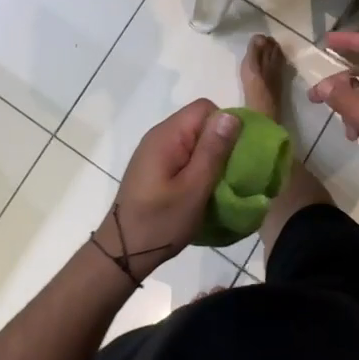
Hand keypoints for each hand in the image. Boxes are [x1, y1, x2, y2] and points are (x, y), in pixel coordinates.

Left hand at [95, 98, 241, 280]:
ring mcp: (154, 152)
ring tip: (216, 185)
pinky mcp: (153, 168)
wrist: (123, 251)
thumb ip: (212, 151)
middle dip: (218, 144)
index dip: (225, 126)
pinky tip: (200, 191)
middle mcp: (158, 136)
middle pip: (198, 122)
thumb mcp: (194, 188)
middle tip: (228, 174)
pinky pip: (182, 155)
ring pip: (192, 141)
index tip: (234, 155)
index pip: (205, 108)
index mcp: (167, 135)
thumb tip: (231, 115)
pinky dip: (195, 168)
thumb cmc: (161, 222)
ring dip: (208, 158)